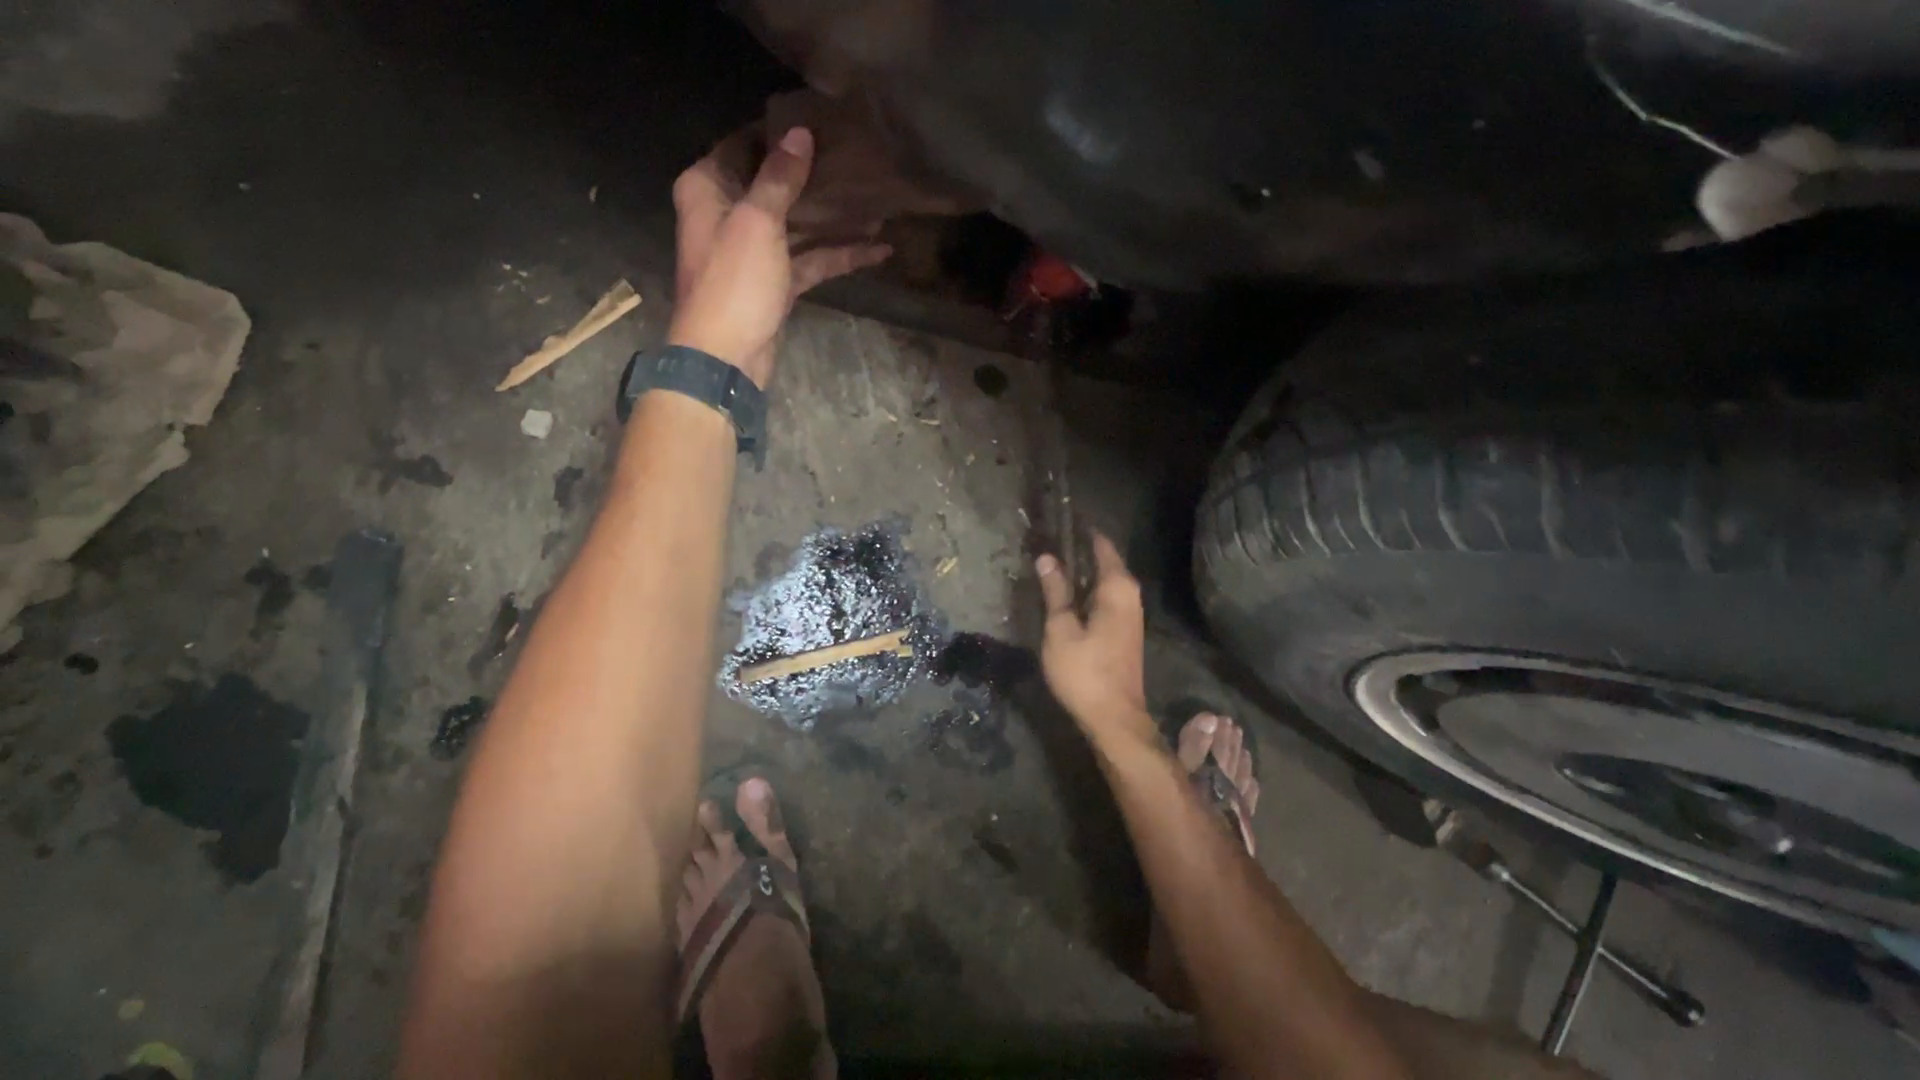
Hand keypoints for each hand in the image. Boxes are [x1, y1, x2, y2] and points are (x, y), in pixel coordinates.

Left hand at [668, 126, 892, 386]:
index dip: (781, 134)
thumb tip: (800, 133)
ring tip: (879, 204)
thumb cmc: (733, 282)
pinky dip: (839, 255)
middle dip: (816, 176)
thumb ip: (780, 177)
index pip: (745, 144)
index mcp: (708, 188)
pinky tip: (878, 249)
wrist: (724, 358)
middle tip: (857, 158)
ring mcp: (753, 250)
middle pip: (776, 185)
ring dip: (836, 218)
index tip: (822, 121)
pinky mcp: (775, 281)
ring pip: (798, 224)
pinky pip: (810, 259)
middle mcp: (727, 213)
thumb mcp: (757, 220)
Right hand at [1036, 532, 1154, 745]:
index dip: (1080, 531)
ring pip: (1103, 582)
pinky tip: (1065, 596)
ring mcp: (1130, 615)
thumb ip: (1055, 592)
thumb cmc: (1085, 671)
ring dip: (1080, 573)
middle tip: (1046, 540)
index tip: (1058, 517)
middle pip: (1104, 562)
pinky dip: (1086, 592)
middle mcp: (1130, 595)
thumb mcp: (1061, 630)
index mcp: (1117, 588)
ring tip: (1050, 563)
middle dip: (1077, 551)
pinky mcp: (1124, 632)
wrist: (1114, 718)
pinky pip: (1104, 599)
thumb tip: (1046, 557)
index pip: (1101, 545)